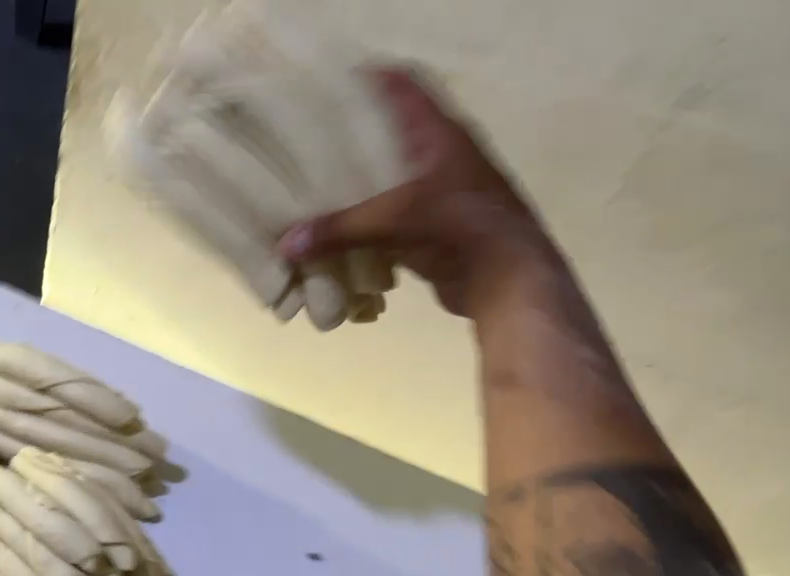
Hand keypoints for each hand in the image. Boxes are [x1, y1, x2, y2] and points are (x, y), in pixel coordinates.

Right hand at [278, 67, 563, 318]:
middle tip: (300, 144)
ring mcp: (433, 194)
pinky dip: (356, 223)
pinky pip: (381, 218)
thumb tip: (284, 244)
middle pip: (385, 136)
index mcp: (439, 135)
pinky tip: (327, 231)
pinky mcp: (426, 229)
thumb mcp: (396, 220)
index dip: (368, 82)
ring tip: (305, 188)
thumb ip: (339, 229)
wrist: (504, 278)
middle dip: (345, 141)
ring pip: (380, 180)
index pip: (403, 89)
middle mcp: (437, 157)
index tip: (325, 89)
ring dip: (348, 187)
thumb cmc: (461, 228)